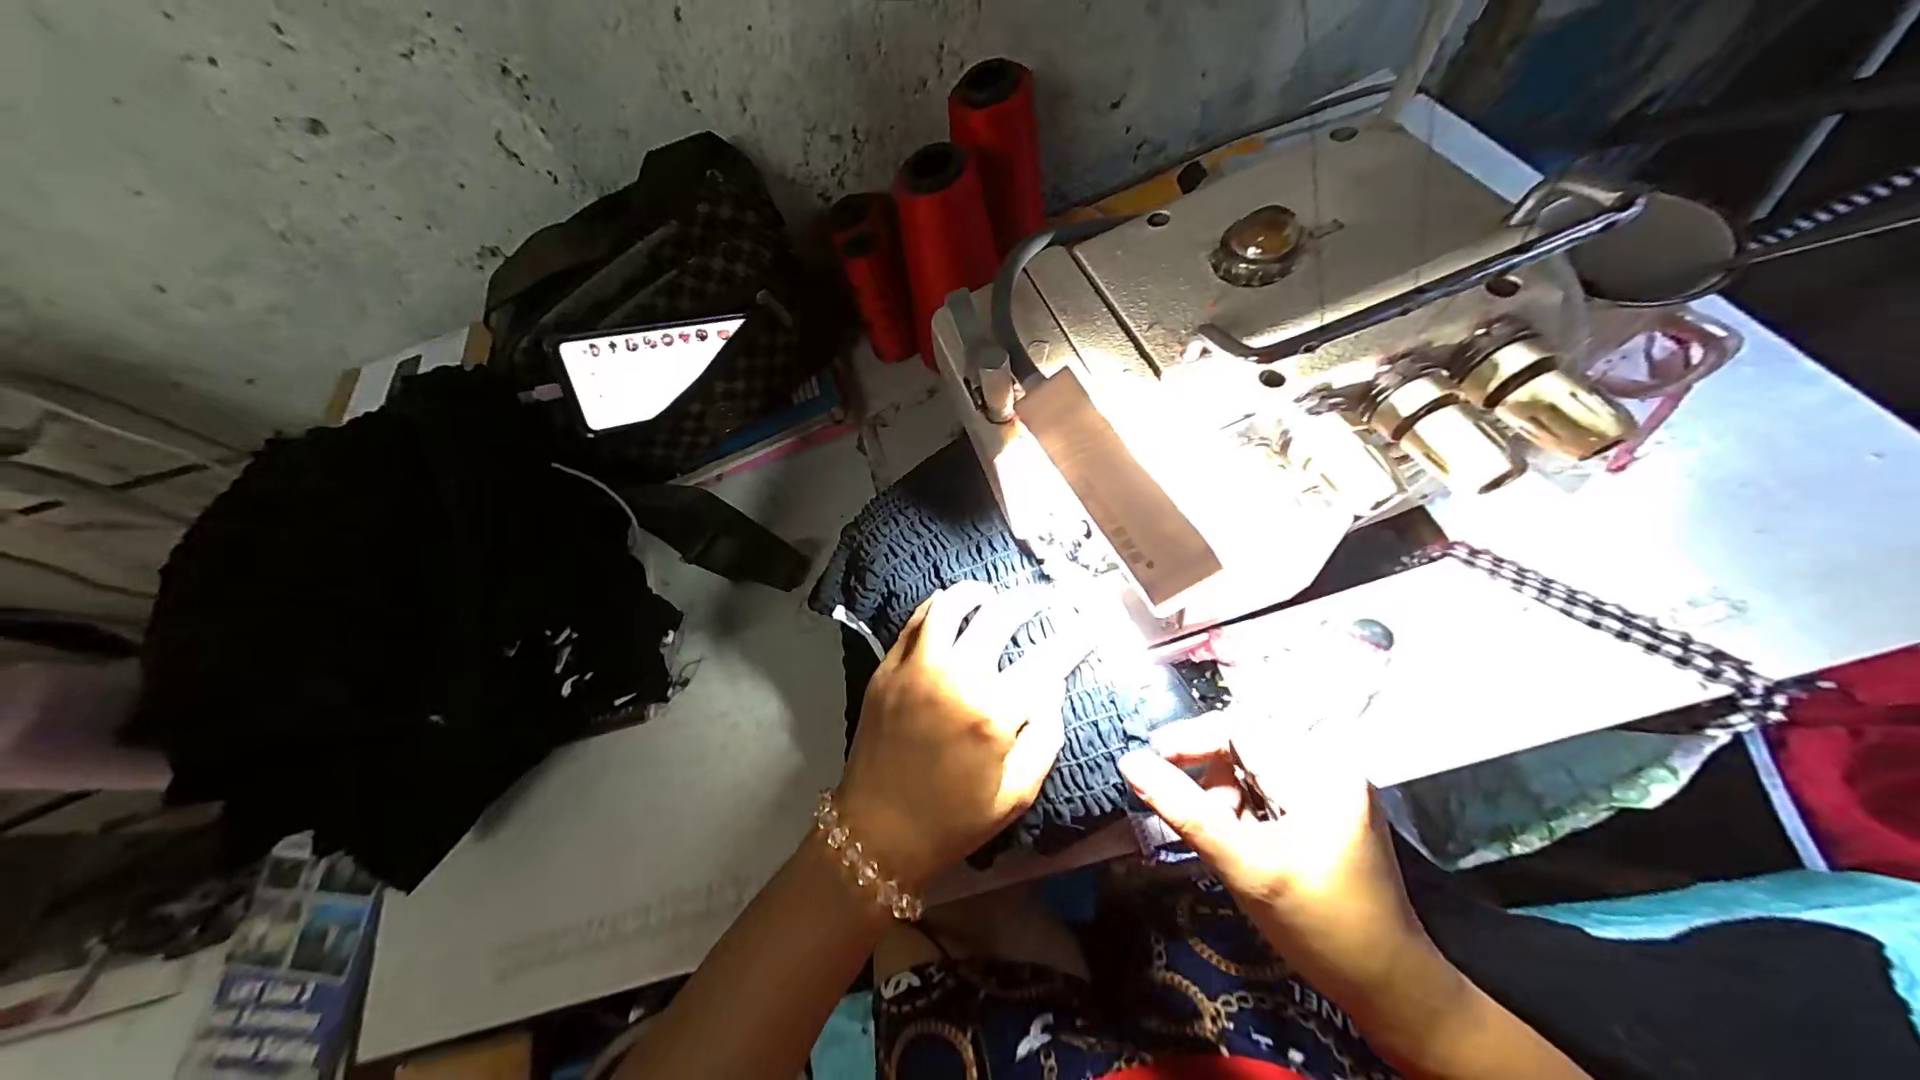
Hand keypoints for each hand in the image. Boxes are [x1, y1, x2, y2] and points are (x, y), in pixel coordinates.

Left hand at [837, 582, 1093, 887]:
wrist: (878, 833)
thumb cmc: (955, 820)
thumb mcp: (1018, 792)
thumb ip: (1046, 736)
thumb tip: (1052, 686)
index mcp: (993, 713)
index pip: (1047, 658)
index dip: (1075, 637)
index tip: (1090, 624)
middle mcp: (956, 678)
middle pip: (1002, 616)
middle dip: (1033, 600)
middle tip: (1046, 597)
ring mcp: (916, 668)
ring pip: (952, 605)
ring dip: (980, 593)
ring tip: (994, 596)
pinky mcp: (887, 669)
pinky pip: (915, 621)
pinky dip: (939, 606)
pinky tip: (952, 610)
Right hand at [1117, 620, 1432, 1002]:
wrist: (1388, 984)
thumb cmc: (1320, 927)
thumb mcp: (1244, 867)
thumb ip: (1184, 810)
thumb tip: (1130, 764)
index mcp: (1320, 771)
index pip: (1240, 726)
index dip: (1189, 739)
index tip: (1150, 762)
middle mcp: (1330, 764)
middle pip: (1246, 740)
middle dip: (1207, 770)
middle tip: (1180, 802)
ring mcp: (1332, 783)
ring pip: (1253, 760)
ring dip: (1223, 787)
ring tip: (1218, 830)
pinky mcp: (1328, 803)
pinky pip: (1268, 780)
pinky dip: (1242, 800)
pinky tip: (1240, 834)